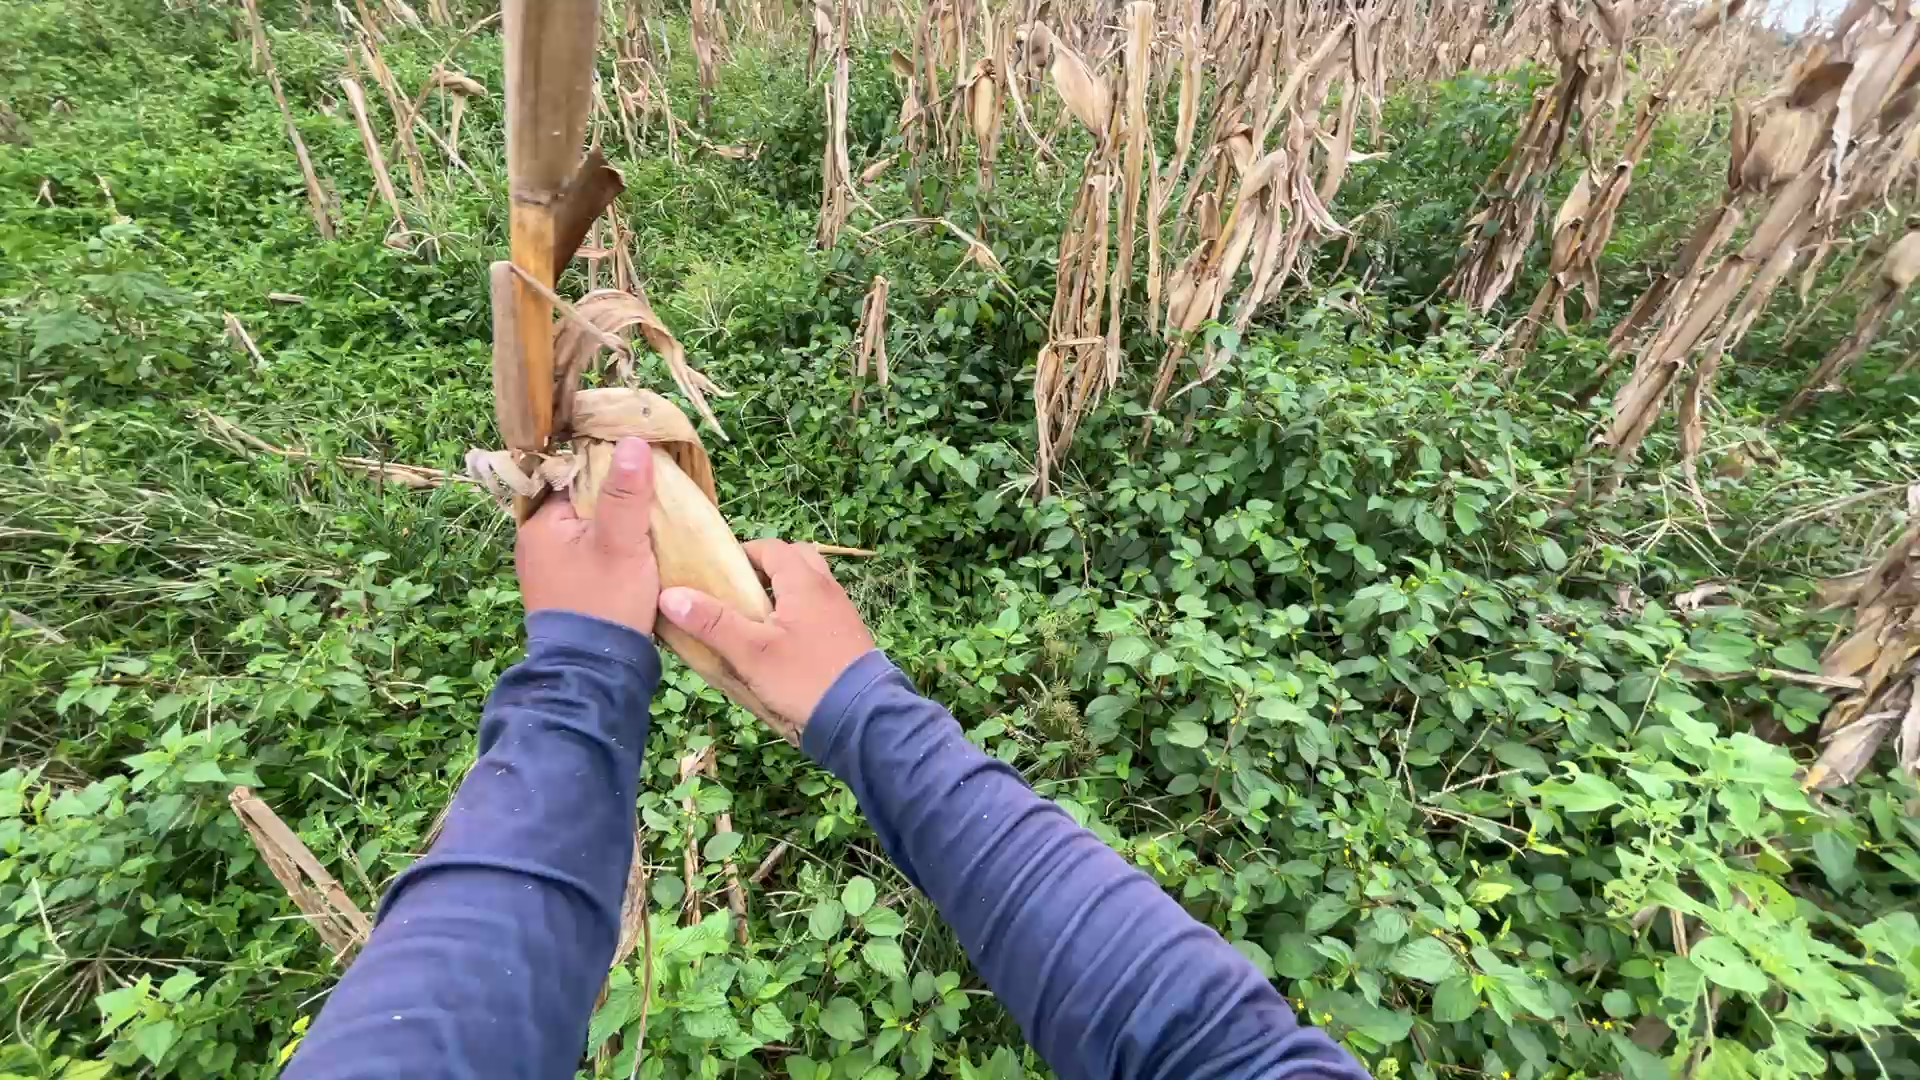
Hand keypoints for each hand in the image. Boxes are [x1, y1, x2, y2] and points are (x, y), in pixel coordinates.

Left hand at [516, 437, 658, 635]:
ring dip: (621, 522)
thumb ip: (626, 493)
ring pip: (592, 526)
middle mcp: (538, 541)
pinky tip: (642, 550)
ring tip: (656, 521)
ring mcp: (552, 567)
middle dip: (619, 495)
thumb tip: (631, 440)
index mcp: (541, 524)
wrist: (595, 669)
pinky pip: (594, 550)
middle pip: (584, 499)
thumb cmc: (606, 600)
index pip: (576, 474)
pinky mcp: (569, 587)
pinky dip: (616, 545)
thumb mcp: (622, 542)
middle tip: (658, 495)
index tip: (647, 467)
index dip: (612, 466)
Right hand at [658, 539, 874, 732]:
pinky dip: (799, 612)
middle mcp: (827, 588)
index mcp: (805, 582)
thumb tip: (671, 595)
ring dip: (783, 592)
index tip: (719, 573)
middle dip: (766, 569)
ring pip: (810, 584)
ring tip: (756, 620)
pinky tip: (782, 642)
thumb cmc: (803, 677)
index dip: (744, 554)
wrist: (860, 714)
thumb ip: (712, 622)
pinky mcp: (847, 634)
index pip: (772, 548)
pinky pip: (820, 608)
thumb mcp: (751, 652)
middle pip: (796, 559)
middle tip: (739, 593)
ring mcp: (841, 610)